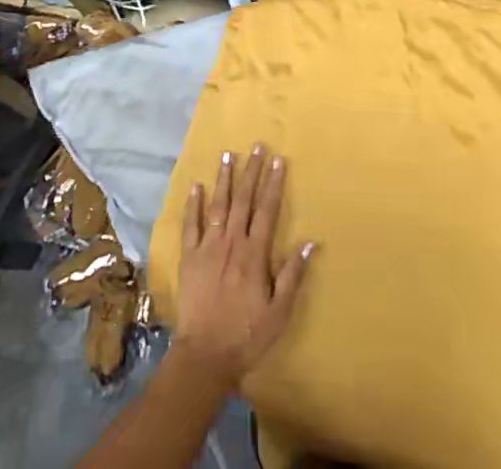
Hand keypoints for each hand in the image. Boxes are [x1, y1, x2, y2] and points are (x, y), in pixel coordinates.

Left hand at [174, 146, 313, 388]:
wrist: (205, 354)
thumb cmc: (248, 334)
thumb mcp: (280, 311)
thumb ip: (293, 275)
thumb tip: (310, 243)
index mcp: (255, 254)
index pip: (267, 210)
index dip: (273, 183)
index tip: (278, 160)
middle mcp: (231, 243)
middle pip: (243, 200)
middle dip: (251, 171)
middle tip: (257, 146)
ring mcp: (207, 247)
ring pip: (218, 205)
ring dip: (224, 179)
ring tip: (228, 154)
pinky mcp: (189, 257)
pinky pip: (190, 224)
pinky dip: (194, 204)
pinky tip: (197, 186)